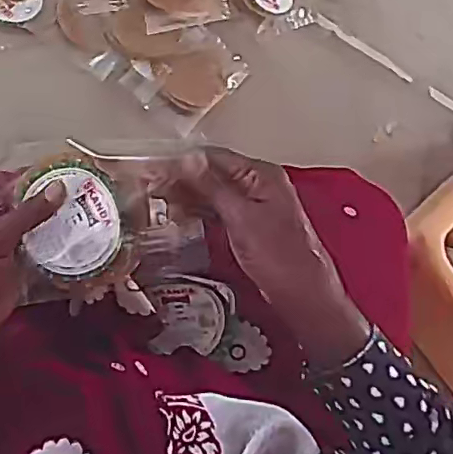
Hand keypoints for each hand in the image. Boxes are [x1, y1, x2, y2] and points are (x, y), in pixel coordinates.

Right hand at [167, 148, 372, 369]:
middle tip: (148, 183)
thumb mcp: (240, 218)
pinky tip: (180, 213)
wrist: (305, 297)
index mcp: (261, 174)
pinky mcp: (251, 223)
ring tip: (156, 197)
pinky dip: (200, 209)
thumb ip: (212, 186)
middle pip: (213, 172)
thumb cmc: (278, 257)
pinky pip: (220, 208)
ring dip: (187, 193)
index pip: (213, 156)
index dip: (181, 161)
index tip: (153, 168)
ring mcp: (256, 203)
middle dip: (181, 177)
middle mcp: (259, 183)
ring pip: (214, 190)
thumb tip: (186, 159)